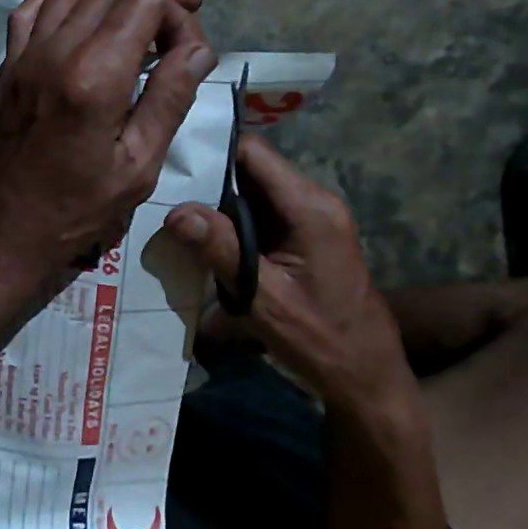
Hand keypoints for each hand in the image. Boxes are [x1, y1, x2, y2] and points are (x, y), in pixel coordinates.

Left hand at [0, 0, 216, 304]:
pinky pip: (32, 6)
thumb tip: (199, 47)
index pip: (144, 1)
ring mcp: (24, 54)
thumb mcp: (140, 165)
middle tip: (182, 10)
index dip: (178, 9)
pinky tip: (86, 7)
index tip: (191, 44)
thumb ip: (170, 98)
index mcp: (93, 78)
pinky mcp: (8, 63)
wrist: (9, 227)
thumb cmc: (80, 206)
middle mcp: (55, 52)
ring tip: (143, 0)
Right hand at [165, 135, 413, 414]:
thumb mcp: (265, 297)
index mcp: (310, 207)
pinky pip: (259, 211)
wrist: (365, 376)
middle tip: (162, 192)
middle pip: (250, 168)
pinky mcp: (303, 233)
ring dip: (216, 202)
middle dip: (206, 179)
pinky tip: (200, 235)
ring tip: (172, 211)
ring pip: (251, 190)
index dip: (210, 152)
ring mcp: (310, 216)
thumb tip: (175, 211)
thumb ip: (221, 249)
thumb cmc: (320, 339)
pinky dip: (230, 220)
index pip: (253, 152)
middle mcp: (313, 201)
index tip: (170, 165)